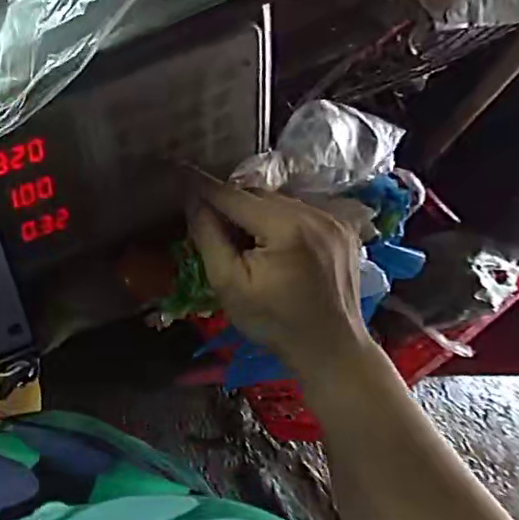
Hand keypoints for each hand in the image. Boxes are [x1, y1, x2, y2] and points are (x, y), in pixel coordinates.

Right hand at [187, 183, 370, 370]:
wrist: (330, 349)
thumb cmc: (273, 321)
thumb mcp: (228, 283)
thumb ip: (208, 236)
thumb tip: (192, 200)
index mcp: (287, 227)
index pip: (232, 196)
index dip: (202, 185)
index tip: (176, 169)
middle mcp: (315, 214)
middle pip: (256, 195)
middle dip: (228, 204)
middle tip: (207, 225)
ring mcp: (333, 221)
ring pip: (277, 201)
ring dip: (252, 211)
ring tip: (240, 241)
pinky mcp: (342, 230)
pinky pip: (298, 212)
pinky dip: (276, 219)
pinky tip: (268, 245)